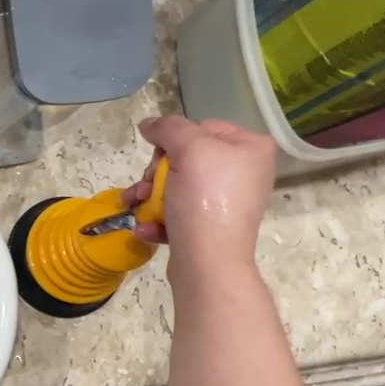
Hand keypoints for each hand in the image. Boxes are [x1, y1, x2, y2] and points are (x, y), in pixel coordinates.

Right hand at [122, 116, 277, 272]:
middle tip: (143, 189)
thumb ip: (169, 129)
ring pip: (174, 188)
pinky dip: (157, 220)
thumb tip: (148, 124)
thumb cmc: (205, 201)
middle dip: (154, 175)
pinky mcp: (207, 226)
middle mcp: (242, 171)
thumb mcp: (190, 151)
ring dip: (148, 198)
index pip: (201, 129)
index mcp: (250, 147)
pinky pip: (176, 214)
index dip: (171, 143)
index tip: (155, 163)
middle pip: (184, 160)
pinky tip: (147, 229)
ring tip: (134, 209)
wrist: (208, 261)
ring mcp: (225, 201)